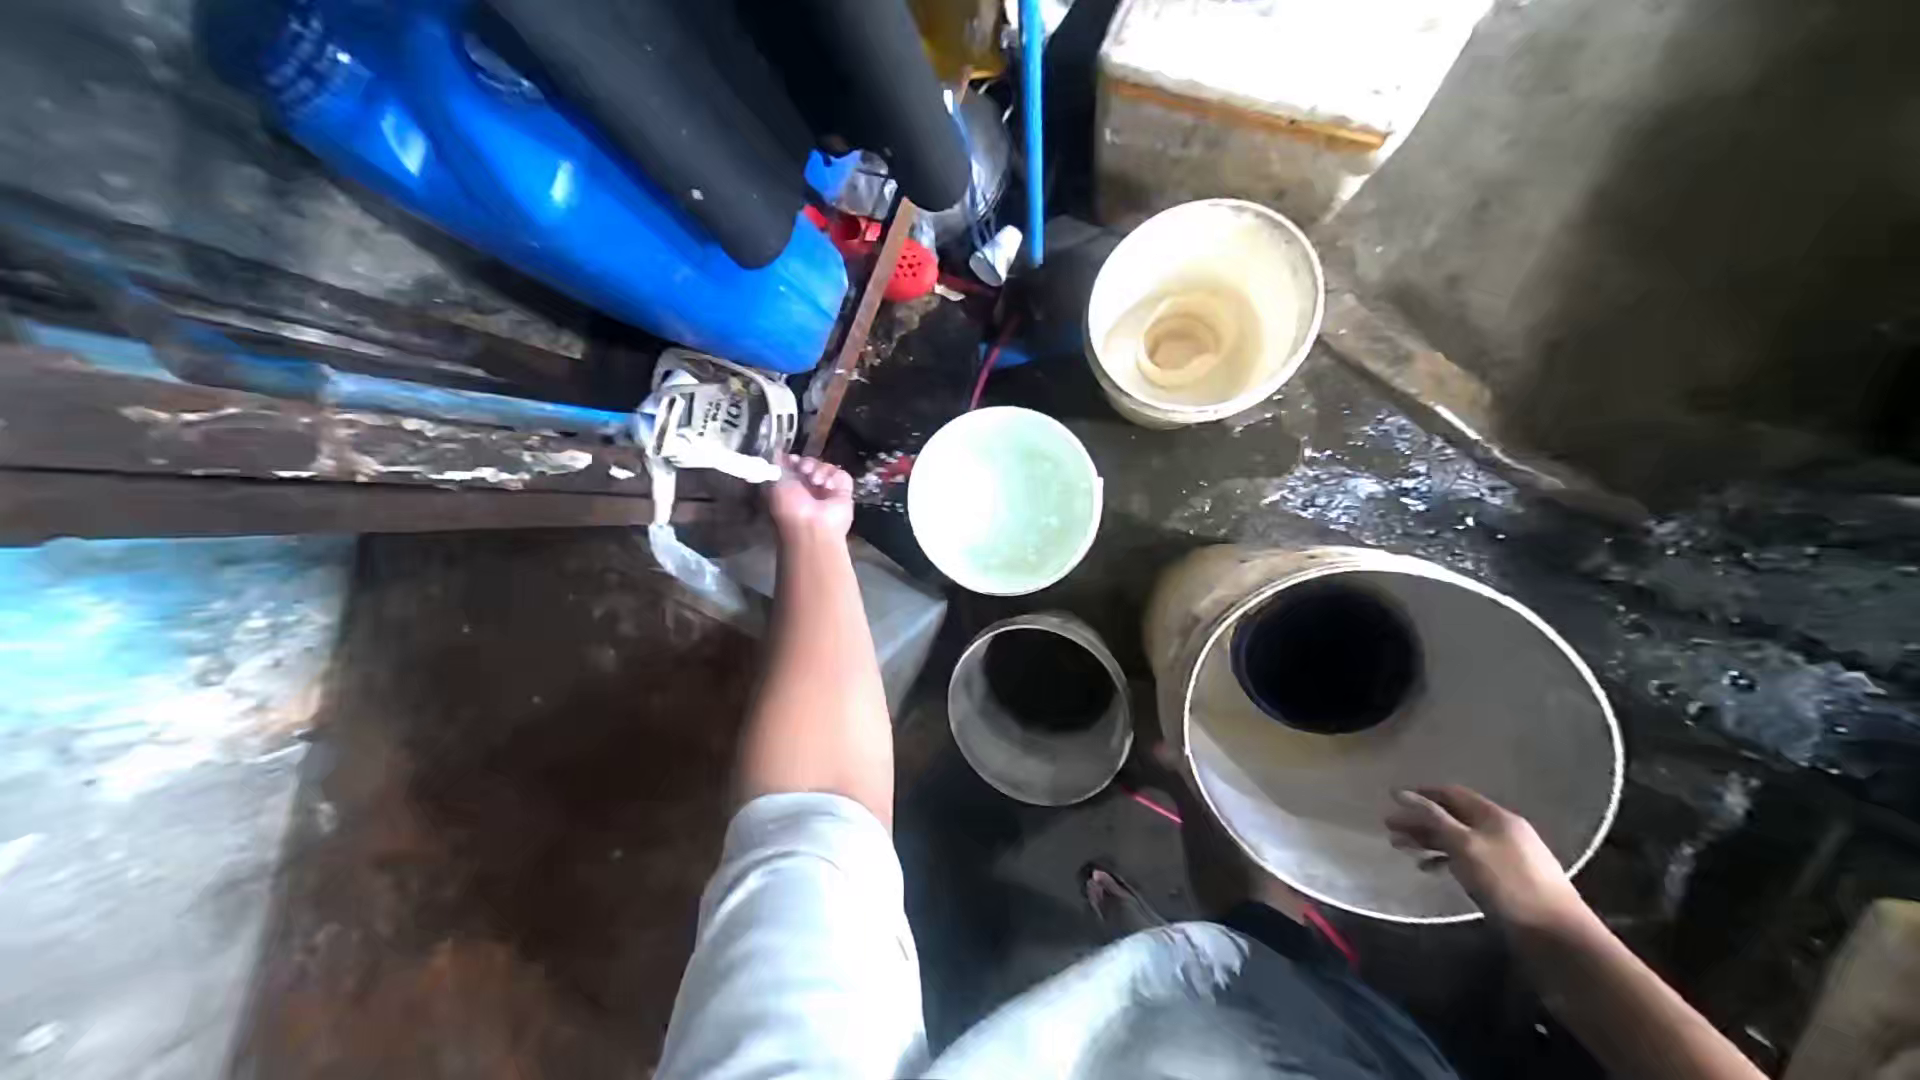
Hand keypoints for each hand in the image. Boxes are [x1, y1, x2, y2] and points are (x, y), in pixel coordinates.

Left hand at [768, 454, 853, 541]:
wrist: (811, 527)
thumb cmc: (789, 508)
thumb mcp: (775, 485)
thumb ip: (776, 466)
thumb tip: (776, 451)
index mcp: (792, 487)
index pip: (796, 466)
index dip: (795, 460)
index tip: (793, 459)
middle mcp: (810, 489)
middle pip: (812, 464)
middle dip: (808, 463)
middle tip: (804, 470)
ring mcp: (828, 491)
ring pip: (827, 467)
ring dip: (820, 470)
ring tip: (817, 482)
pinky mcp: (844, 493)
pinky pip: (842, 476)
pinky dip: (835, 477)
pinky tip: (829, 487)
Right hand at [1386, 785, 1587, 931]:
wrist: (1557, 935)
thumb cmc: (1506, 882)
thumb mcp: (1464, 844)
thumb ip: (1431, 817)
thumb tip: (1400, 792)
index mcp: (1495, 816)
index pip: (1451, 793)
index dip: (1420, 794)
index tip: (1392, 800)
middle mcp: (1501, 830)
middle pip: (1452, 816)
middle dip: (1419, 820)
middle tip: (1390, 828)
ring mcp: (1505, 855)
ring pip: (1457, 839)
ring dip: (1427, 841)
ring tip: (1400, 848)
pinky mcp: (1506, 879)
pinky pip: (1468, 860)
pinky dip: (1445, 860)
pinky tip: (1428, 869)